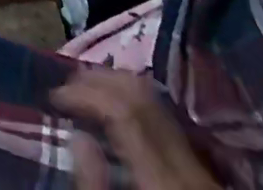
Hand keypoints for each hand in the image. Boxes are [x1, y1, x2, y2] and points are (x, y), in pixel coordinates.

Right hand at [51, 68, 218, 189]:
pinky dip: (137, 106)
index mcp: (163, 186)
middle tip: (66, 86)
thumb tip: (79, 138)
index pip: (124, 114)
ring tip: (86, 92)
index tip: (55, 96)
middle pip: (144, 99)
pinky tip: (116, 113)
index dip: (86, 94)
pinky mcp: (206, 180)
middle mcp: (188, 170)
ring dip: (118, 88)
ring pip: (160, 104)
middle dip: (100, 82)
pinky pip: (169, 122)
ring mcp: (204, 173)